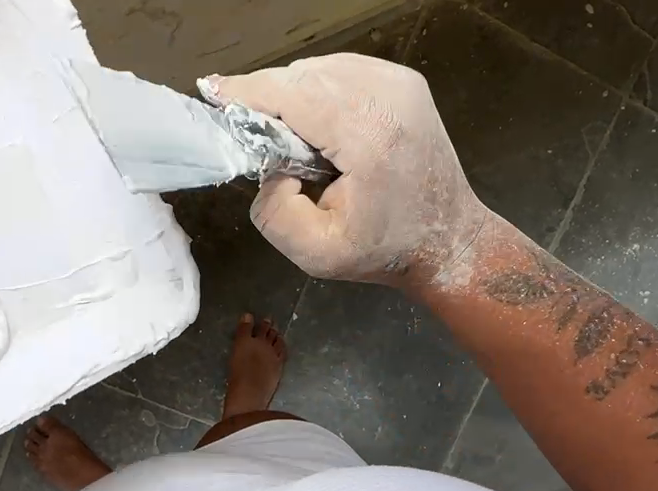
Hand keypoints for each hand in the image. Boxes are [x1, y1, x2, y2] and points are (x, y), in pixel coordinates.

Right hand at [210, 54, 489, 286]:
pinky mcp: (403, 81)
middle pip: (304, 76)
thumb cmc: (382, 251)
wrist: (446, 239)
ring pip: (321, 68)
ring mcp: (399, 82)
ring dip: (291, 94)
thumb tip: (269, 172)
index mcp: (369, 136)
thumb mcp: (317, 254)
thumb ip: (276, 215)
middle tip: (245, 129)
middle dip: (267, 97)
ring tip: (281, 132)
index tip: (212, 93)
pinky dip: (317, 90)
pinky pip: (342, 70)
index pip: (293, 94)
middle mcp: (387, 96)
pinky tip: (312, 122)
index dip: (247, 92)